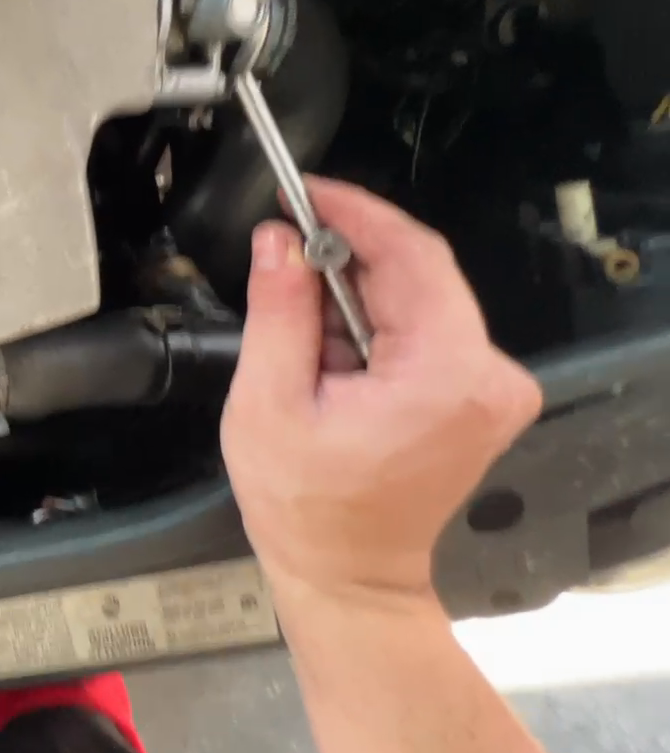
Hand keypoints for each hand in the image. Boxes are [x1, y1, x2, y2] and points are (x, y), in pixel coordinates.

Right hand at [220, 178, 541, 606]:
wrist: (344, 562)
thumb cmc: (300, 495)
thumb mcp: (266, 398)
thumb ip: (277, 311)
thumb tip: (277, 240)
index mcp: (444, 374)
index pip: (413, 258)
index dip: (354, 214)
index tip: (301, 190)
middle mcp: (487, 374)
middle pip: (415, 276)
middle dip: (339, 258)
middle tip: (275, 257)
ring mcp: (487, 384)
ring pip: (411, 299)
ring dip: (344, 298)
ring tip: (294, 346)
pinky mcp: (472, 391)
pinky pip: (416, 326)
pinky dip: (362, 323)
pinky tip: (322, 357)